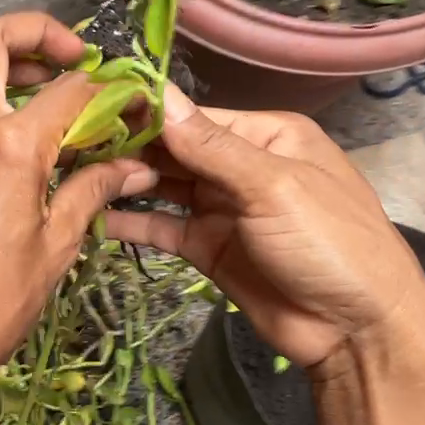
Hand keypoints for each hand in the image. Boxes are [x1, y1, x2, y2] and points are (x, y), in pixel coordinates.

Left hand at [0, 13, 157, 423]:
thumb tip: (132, 166)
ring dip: (1, 59)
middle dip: (35, 32)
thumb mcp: (57, 246)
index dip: (109, 90)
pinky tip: (16, 130)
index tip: (132, 105)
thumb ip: (92, 191)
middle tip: (73, 59)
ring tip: (42, 85)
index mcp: (9, 146)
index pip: (68, 90)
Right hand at [103, 90, 424, 371]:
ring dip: (123, 183)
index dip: (145, 115)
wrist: (353, 329)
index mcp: (265, 136)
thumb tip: (160, 95)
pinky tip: (91, 219)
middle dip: (127, 148)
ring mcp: (220, 208)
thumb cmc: (329, 242)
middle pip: (172, 150)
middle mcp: (239, 165)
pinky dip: (130, 224)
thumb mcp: (272, 186)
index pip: (193, 117)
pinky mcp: (204, 247)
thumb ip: (211, 146)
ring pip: (161, 187)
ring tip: (73, 179)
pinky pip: (160, 228)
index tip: (91, 112)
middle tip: (70, 149)